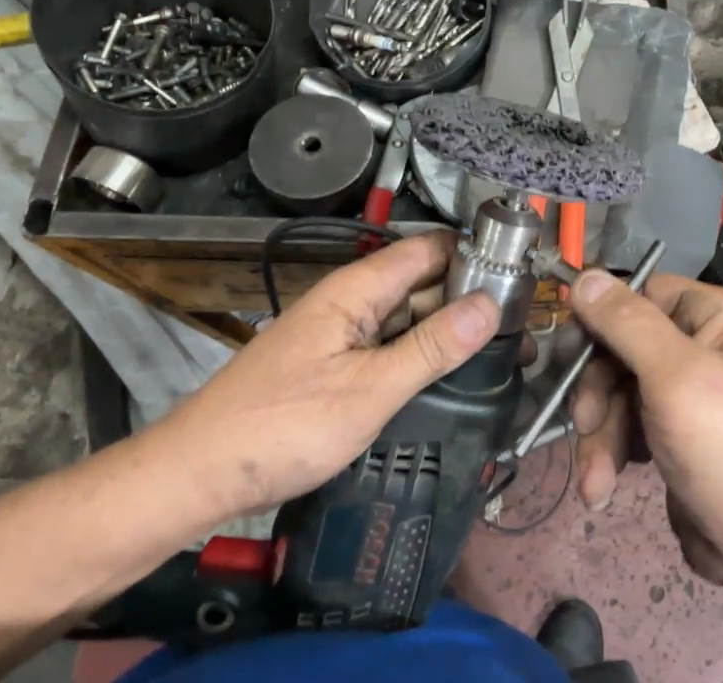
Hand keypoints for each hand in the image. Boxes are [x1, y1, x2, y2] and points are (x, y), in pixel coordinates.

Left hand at [148, 232, 498, 518]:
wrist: (199, 473)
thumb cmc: (283, 427)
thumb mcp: (369, 390)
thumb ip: (432, 348)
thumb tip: (490, 305)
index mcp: (357, 290)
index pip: (430, 249)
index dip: (476, 256)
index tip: (522, 280)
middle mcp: (351, 301)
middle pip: (423, 283)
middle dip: (471, 300)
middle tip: (523, 332)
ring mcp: (341, 334)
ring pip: (408, 318)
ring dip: (449, 331)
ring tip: (502, 356)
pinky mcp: (334, 364)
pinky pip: (389, 346)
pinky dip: (421, 356)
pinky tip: (451, 378)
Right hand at [566, 272, 722, 589]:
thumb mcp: (677, 377)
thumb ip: (626, 323)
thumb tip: (584, 273)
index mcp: (722, 317)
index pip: (645, 295)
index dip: (603, 320)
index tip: (568, 352)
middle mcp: (711, 348)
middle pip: (626, 347)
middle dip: (599, 392)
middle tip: (581, 424)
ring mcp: (697, 397)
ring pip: (622, 392)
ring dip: (601, 434)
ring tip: (596, 479)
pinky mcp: (683, 440)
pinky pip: (633, 429)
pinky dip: (614, 455)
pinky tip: (604, 487)